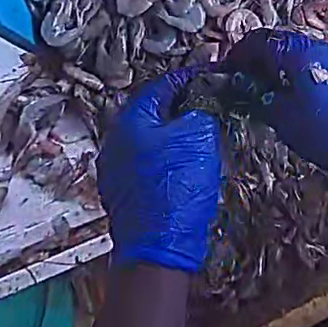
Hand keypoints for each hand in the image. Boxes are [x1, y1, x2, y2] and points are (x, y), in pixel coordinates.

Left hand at [95, 66, 222, 272]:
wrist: (159, 249)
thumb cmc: (178, 186)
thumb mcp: (199, 136)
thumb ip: (200, 108)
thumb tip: (201, 99)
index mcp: (130, 119)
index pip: (163, 85)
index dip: (191, 79)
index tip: (212, 77)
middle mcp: (115, 140)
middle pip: (154, 112)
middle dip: (183, 107)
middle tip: (211, 106)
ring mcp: (115, 170)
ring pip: (151, 140)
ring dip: (176, 135)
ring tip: (203, 136)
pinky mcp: (123, 194)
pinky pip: (148, 164)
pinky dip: (167, 159)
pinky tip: (187, 167)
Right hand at [223, 29, 327, 191]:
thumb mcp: (287, 120)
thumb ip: (262, 99)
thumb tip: (244, 89)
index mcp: (299, 53)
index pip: (258, 41)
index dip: (237, 55)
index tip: (225, 73)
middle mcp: (318, 47)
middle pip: (277, 43)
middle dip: (255, 60)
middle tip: (241, 83)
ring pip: (295, 54)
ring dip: (275, 67)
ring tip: (264, 93)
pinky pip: (311, 64)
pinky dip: (294, 75)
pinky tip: (291, 97)